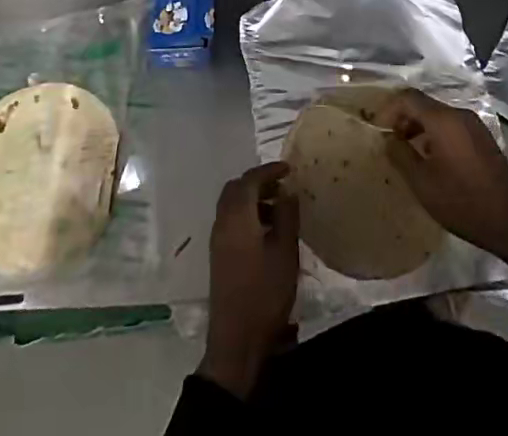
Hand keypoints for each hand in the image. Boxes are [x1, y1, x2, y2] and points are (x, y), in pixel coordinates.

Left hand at [200, 162, 298, 397]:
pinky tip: (268, 231)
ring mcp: (217, 239)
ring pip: (232, 205)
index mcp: (236, 217)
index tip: (289, 168)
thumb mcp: (285, 253)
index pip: (249, 181)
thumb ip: (286, 217)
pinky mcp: (219, 255)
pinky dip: (248, 214)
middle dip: (258, 182)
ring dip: (253, 199)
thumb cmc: (265, 293)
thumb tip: (287, 192)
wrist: (236, 338)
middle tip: (283, 186)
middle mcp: (222, 222)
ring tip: (280, 208)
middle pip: (236, 189)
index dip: (269, 170)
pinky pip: (231, 221)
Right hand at [373, 88, 507, 284]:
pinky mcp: (483, 140)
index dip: (388, 110)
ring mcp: (475, 127)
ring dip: (418, 127)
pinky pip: (452, 127)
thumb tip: (389, 139)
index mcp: (444, 120)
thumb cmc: (463, 202)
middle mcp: (460, 116)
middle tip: (390, 142)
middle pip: (424, 104)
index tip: (377, 130)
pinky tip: (431, 160)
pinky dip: (435, 135)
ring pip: (438, 116)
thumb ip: (399, 154)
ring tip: (407, 152)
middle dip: (402, 118)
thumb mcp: (422, 182)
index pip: (408, 98)